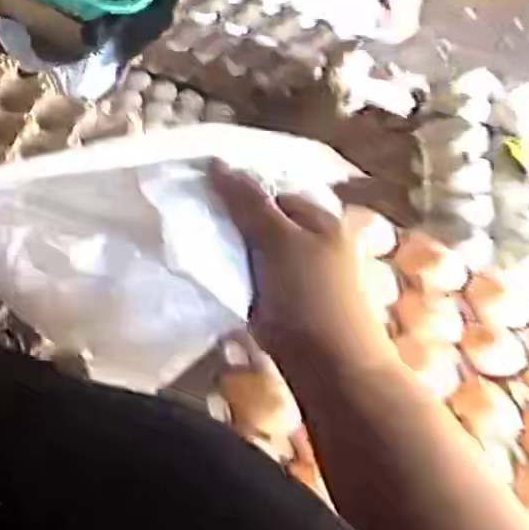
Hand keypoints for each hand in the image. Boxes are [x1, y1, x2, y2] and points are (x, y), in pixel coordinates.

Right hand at [208, 162, 390, 361]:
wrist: (330, 367)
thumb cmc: (309, 295)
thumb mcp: (277, 239)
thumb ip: (247, 201)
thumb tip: (218, 163)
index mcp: (320, 219)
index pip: (268, 192)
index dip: (236, 193)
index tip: (204, 200)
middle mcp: (313, 240)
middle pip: (259, 218)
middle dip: (229, 219)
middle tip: (198, 222)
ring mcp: (299, 271)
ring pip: (251, 245)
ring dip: (227, 246)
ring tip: (198, 245)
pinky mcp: (284, 297)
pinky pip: (249, 271)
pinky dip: (232, 270)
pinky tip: (212, 272)